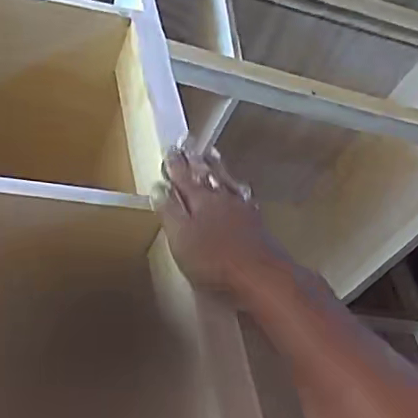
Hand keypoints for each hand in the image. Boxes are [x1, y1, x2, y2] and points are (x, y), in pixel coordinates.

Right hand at [153, 147, 291, 294]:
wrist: (259, 274)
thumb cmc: (212, 259)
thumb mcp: (181, 237)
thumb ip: (169, 212)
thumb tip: (158, 187)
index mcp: (199, 201)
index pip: (182, 178)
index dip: (174, 166)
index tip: (169, 150)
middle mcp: (221, 198)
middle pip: (206, 175)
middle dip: (195, 161)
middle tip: (189, 143)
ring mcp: (240, 208)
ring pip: (226, 181)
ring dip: (217, 168)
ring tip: (212, 155)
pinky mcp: (254, 222)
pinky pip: (242, 195)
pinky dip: (236, 187)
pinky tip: (238, 188)